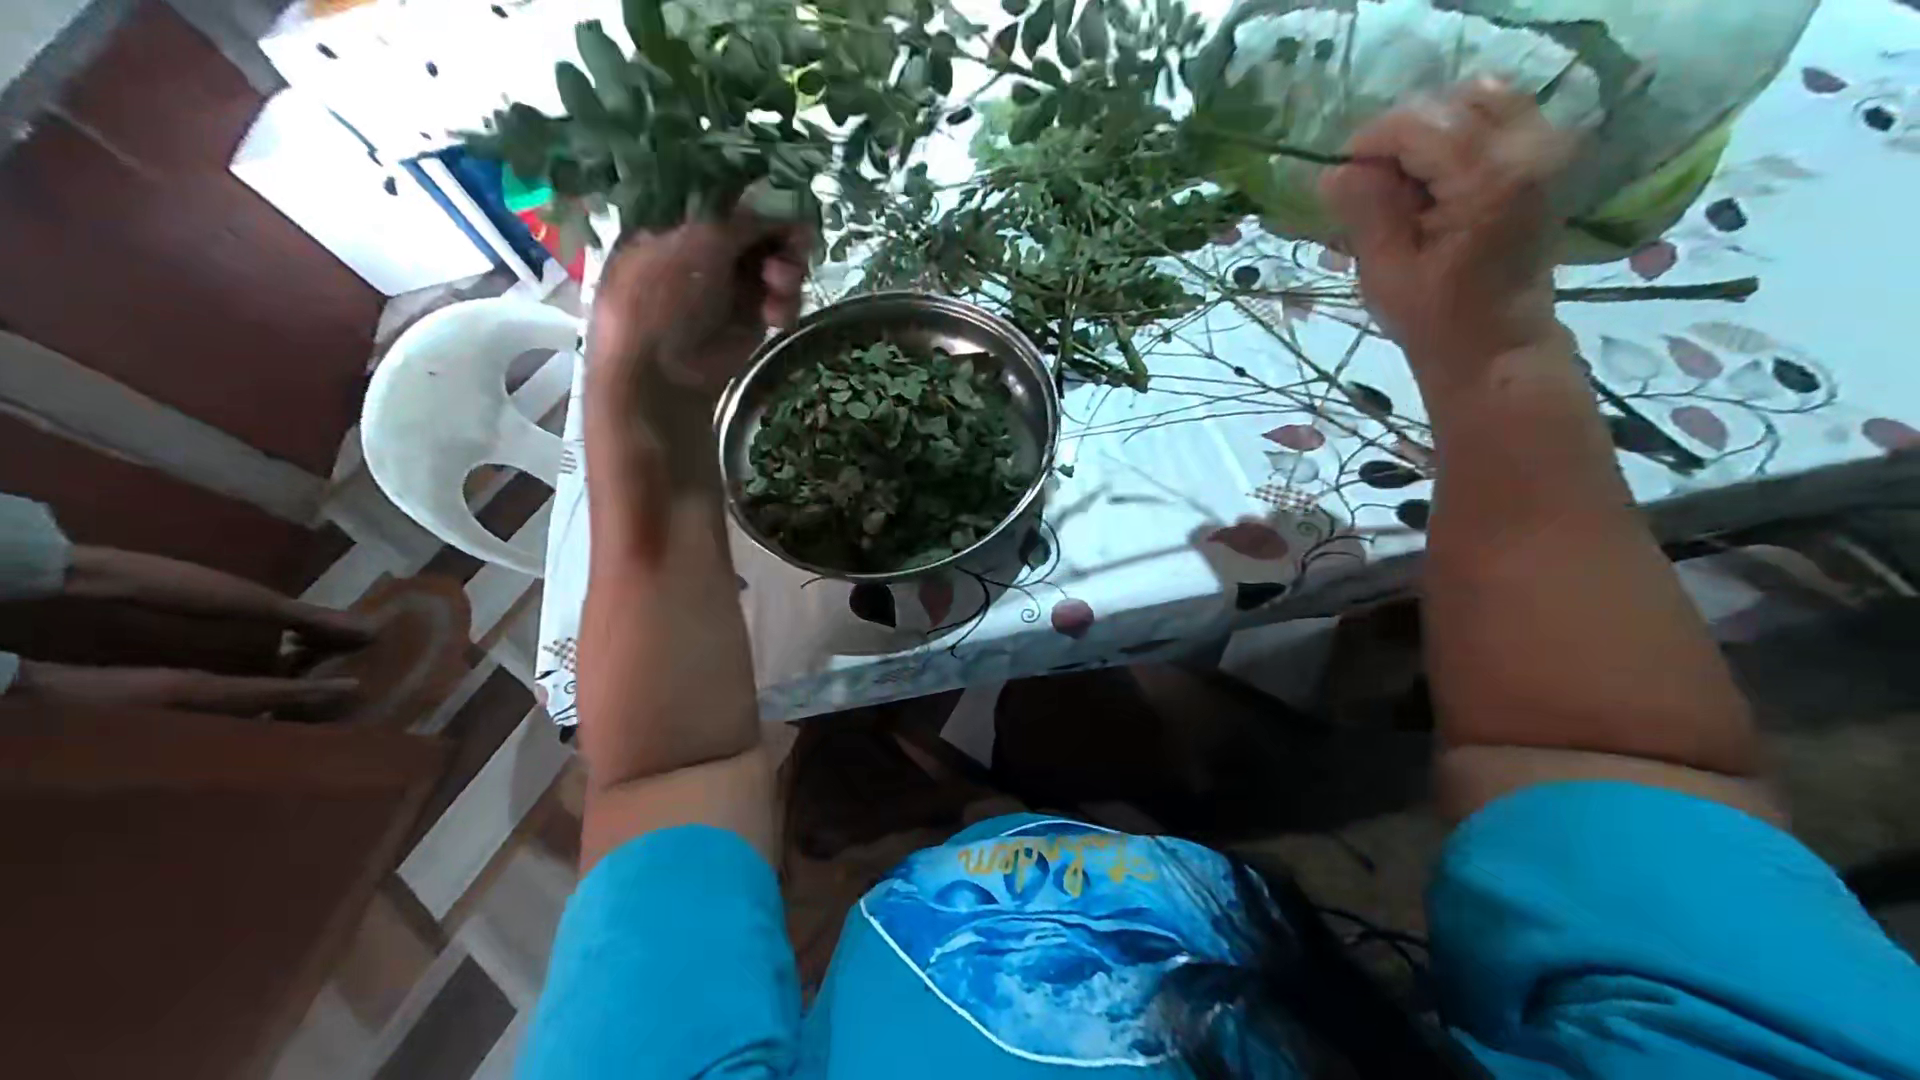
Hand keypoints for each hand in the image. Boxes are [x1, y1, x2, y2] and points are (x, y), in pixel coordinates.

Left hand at [588, 210, 812, 393]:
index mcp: (679, 222)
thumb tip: (787, 206)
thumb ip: (746, 220)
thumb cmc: (663, 294)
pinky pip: (781, 301)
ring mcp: (729, 287)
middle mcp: (705, 251)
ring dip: (787, 272)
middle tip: (798, 243)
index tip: (789, 201)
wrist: (663, 371)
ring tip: (781, 284)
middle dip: (782, 237)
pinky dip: (785, 305)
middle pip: (760, 232)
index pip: (730, 200)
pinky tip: (777, 316)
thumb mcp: (702, 240)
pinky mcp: (750, 321)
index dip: (762, 200)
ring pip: (776, 265)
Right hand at [1319, 78, 1575, 390]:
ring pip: (1472, 104)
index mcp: (1488, 178)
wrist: (1496, 345)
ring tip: (1398, 189)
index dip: (1368, 145)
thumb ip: (1366, 212)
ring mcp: (1542, 148)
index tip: (1339, 184)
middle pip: (1448, 103)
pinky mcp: (1541, 158)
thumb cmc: (1436, 320)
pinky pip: (1490, 120)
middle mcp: (1528, 146)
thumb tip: (1333, 172)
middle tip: (1369, 188)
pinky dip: (1450, 142)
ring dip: (1424, 139)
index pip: (1416, 123)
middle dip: (1398, 139)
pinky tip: (1427, 187)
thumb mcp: (1386, 272)